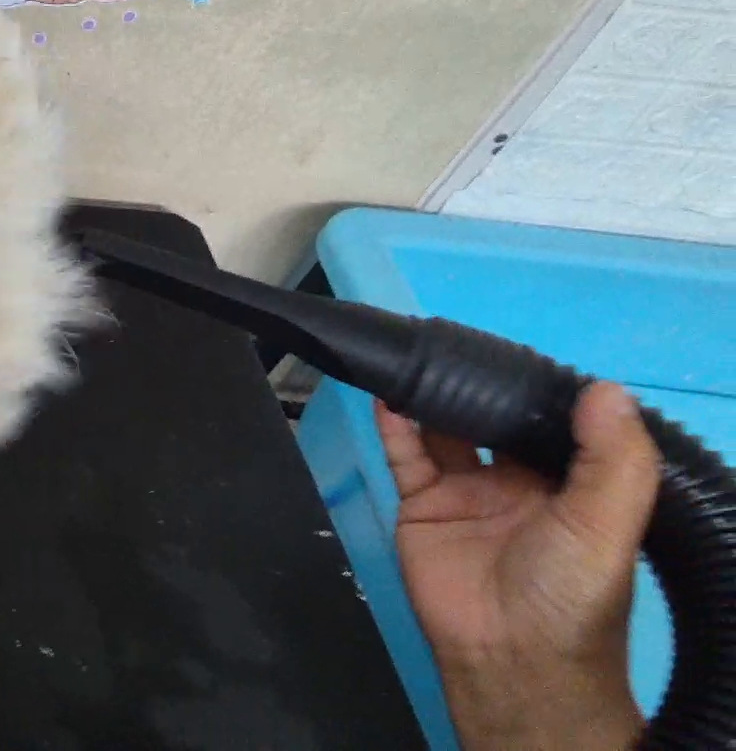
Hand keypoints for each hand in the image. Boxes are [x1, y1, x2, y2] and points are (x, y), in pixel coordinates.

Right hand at [377, 383, 659, 750]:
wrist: (506, 650)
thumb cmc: (569, 589)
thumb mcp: (604, 525)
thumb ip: (610, 461)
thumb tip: (606, 389)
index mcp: (569, 487)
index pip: (555, 428)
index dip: (541, 392)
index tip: (521, 353)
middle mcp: (515, 483)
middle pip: (492, 424)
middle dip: (477, 390)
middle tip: (457, 348)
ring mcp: (463, 490)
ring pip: (443, 432)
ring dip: (431, 401)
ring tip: (416, 364)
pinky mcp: (419, 500)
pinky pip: (404, 454)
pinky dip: (393, 426)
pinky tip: (387, 399)